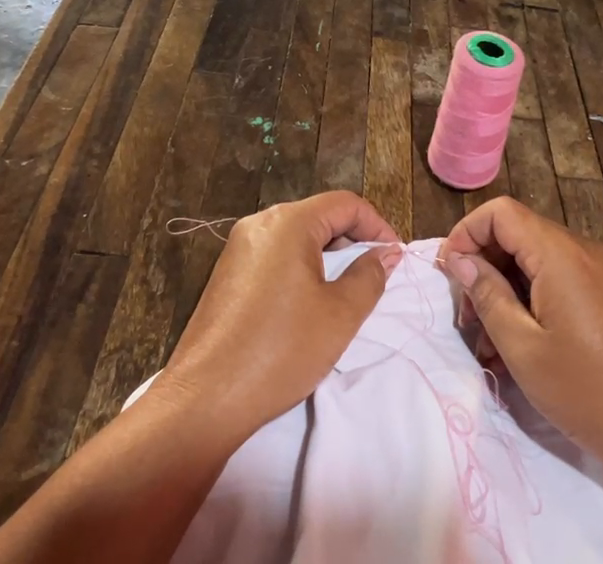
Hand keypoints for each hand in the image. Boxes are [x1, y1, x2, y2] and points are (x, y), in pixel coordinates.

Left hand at [161, 191, 401, 434]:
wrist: (206, 398)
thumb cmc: (281, 350)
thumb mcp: (340, 315)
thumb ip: (370, 276)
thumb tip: (384, 254)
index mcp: (287, 223)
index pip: (345, 204)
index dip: (377, 227)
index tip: (395, 259)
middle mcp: (259, 224)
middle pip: (319, 216)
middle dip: (354, 241)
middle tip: (377, 277)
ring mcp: (238, 249)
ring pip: (297, 238)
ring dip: (329, 258)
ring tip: (348, 294)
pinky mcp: (227, 275)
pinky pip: (275, 258)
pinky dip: (302, 271)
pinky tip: (311, 306)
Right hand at [440, 196, 602, 471]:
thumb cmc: (583, 390)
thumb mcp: (521, 347)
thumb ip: (487, 295)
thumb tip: (459, 259)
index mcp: (560, 255)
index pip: (501, 212)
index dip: (466, 233)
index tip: (447, 274)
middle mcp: (581, 250)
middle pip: (516, 233)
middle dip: (482, 267)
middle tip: (465, 318)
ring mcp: (597, 271)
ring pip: (533, 259)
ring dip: (503, 289)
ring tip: (486, 342)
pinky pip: (554, 278)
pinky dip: (528, 299)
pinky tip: (516, 345)